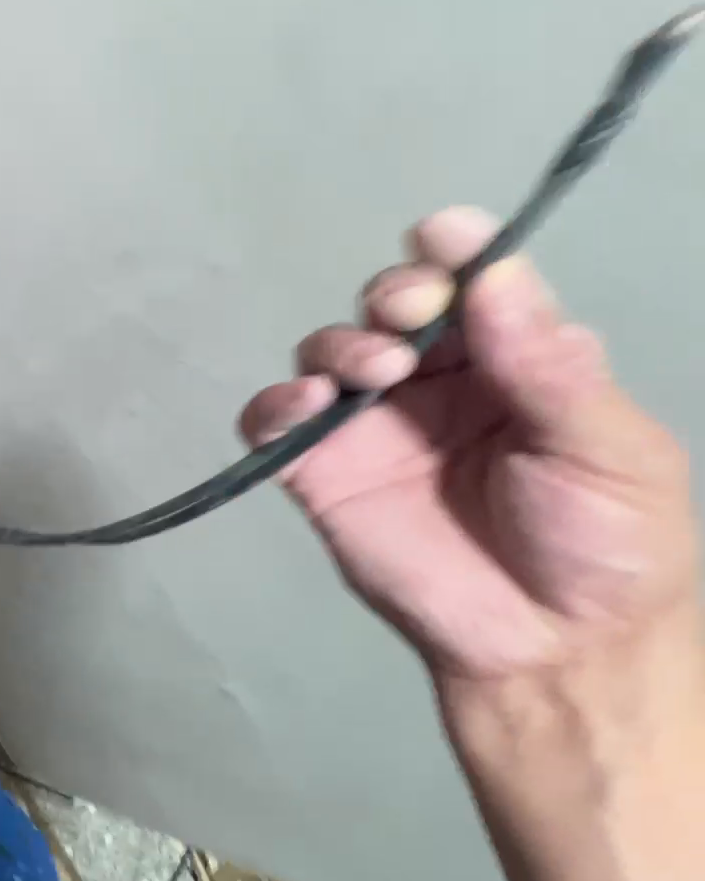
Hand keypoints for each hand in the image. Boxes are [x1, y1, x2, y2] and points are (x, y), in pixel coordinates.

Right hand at [239, 206, 700, 685]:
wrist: (546, 644)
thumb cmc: (605, 543)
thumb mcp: (611, 450)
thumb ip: (548, 365)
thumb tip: (496, 274)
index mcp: (508, 365)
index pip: (470, 291)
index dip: (453, 257)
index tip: (441, 236)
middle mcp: (429, 383)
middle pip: (384, 310)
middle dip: (391, 296)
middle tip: (406, 314)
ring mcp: (363, 425)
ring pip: (323, 353)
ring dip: (337, 346)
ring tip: (370, 374)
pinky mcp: (312, 468)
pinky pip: (270, 420)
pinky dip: (273, 403)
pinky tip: (303, 405)